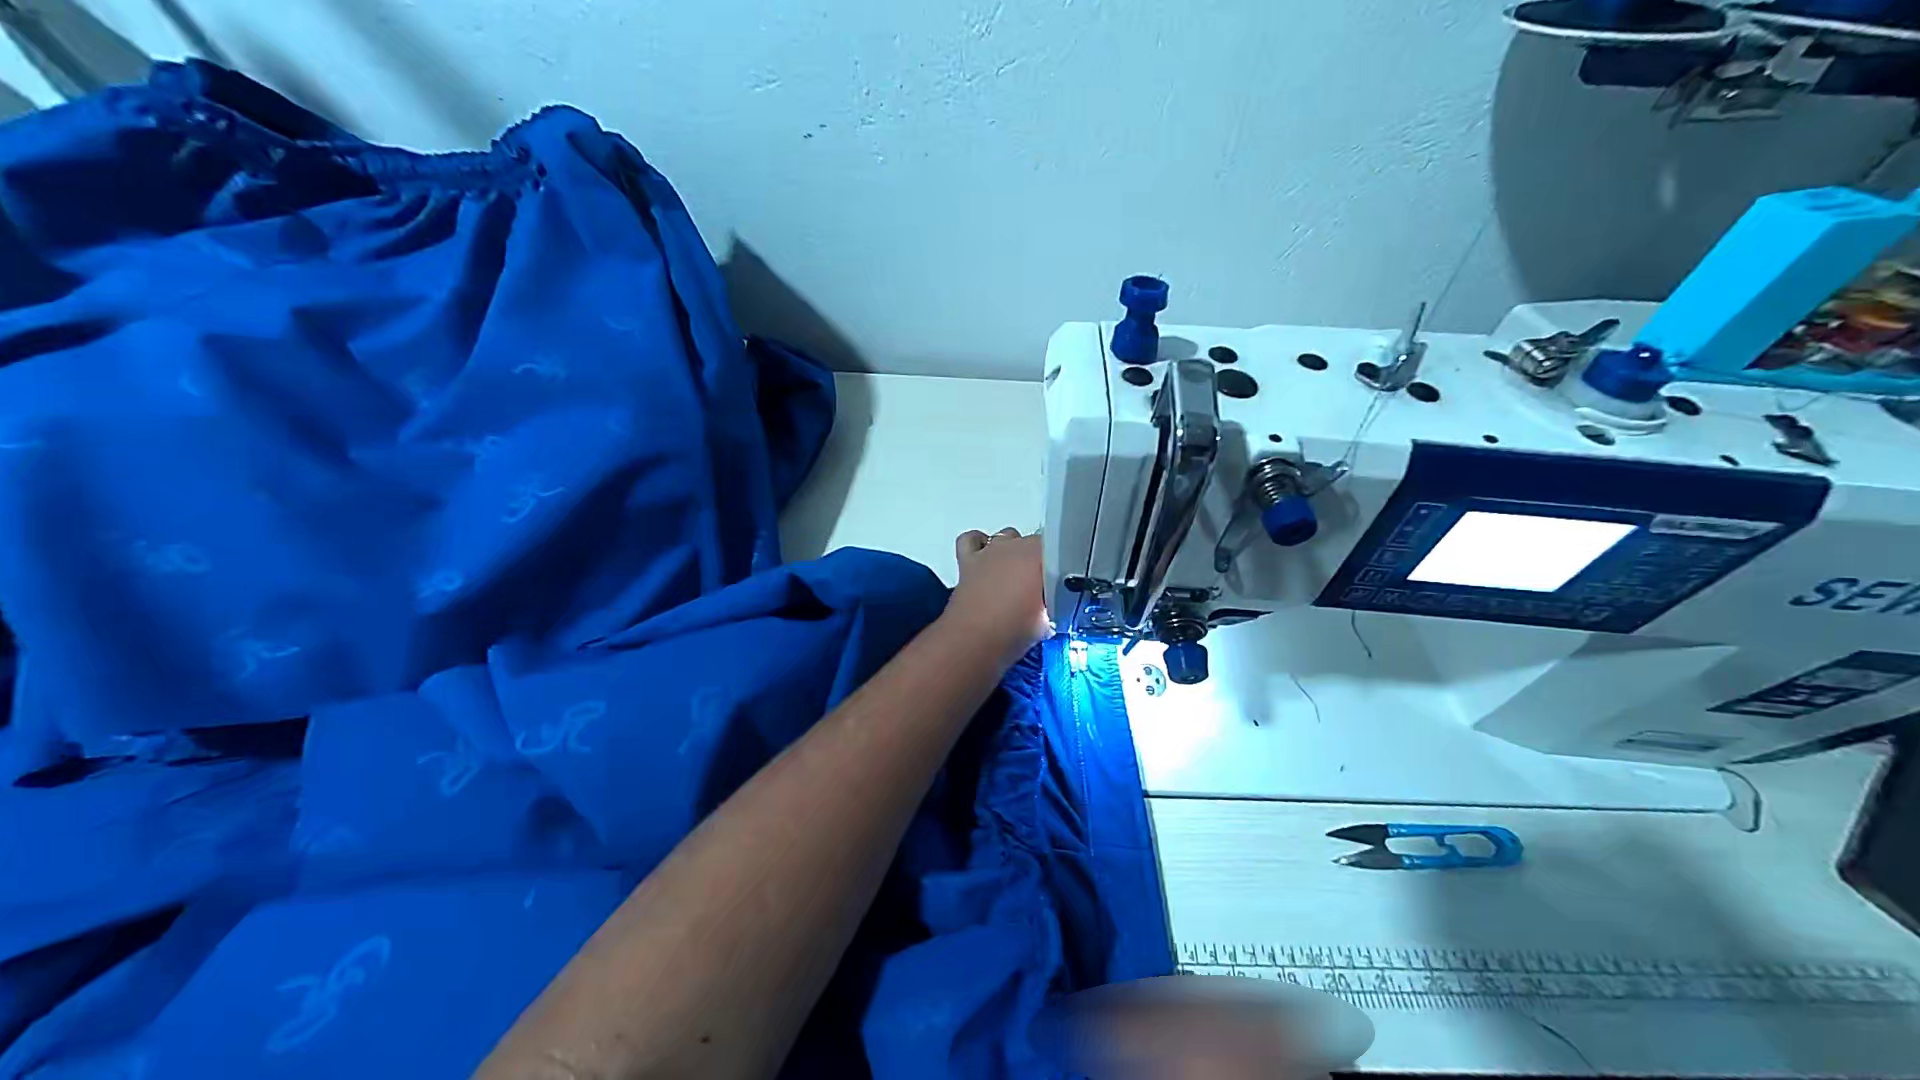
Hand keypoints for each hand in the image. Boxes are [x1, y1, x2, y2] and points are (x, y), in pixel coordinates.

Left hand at [944, 528, 1050, 662]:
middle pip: (1033, 543)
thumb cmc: (1015, 630)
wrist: (976, 640)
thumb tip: (1054, 603)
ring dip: (1013, 553)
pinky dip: (979, 545)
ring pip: (1007, 538)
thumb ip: (1056, 603)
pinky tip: (985, 560)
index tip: (1063, 581)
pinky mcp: (968, 561)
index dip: (1062, 564)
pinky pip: (972, 541)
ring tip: (1015, 577)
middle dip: (1039, 561)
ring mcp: (990, 551)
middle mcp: (1016, 545)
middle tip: (1041, 588)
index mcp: (1041, 554)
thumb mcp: (1050, 619)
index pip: (1059, 546)